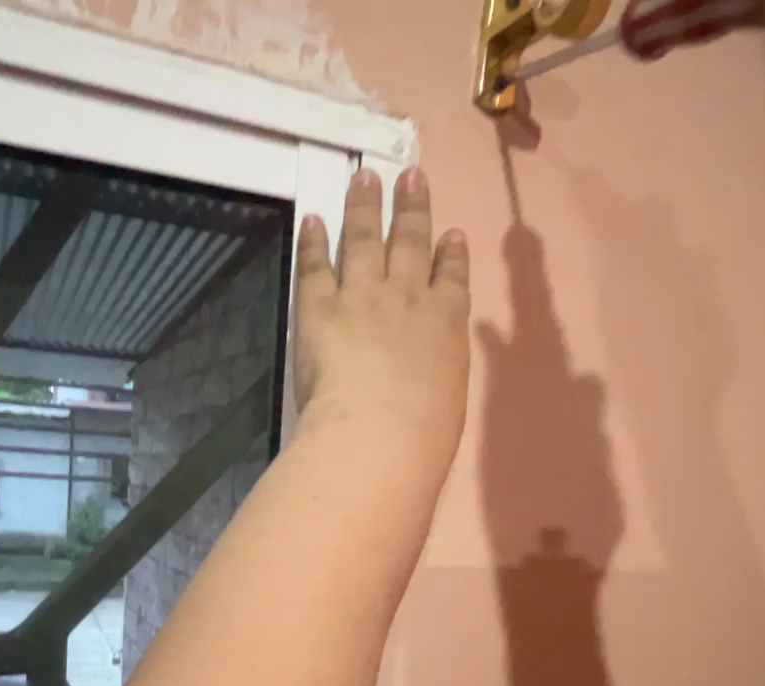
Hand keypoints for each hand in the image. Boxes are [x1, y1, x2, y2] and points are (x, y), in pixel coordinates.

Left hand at [294, 167, 471, 474]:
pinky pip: (315, 267)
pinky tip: (313, 219)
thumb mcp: (447, 399)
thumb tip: (427, 378)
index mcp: (446, 324)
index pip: (451, 279)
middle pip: (411, 243)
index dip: (451, 253)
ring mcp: (363, 297)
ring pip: (365, 240)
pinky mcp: (320, 308)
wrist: (380, 430)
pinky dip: (314, 241)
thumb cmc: (424, 432)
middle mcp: (407, 298)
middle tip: (410, 175)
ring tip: (364, 177)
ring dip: (365, 207)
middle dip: (412, 208)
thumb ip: (436, 376)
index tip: (451, 232)